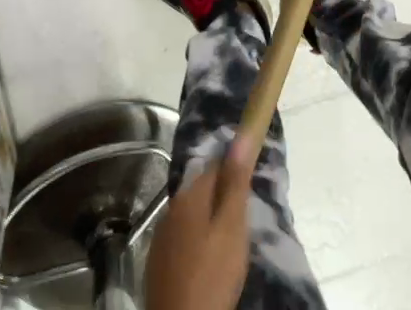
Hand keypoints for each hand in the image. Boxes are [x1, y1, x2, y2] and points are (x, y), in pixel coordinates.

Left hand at [145, 138, 255, 309]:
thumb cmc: (213, 272)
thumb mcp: (232, 227)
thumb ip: (236, 183)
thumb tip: (241, 136)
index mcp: (188, 197)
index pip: (214, 165)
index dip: (234, 168)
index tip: (251, 180)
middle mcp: (170, 209)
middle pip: (201, 189)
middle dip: (222, 195)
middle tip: (245, 215)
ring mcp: (161, 236)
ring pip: (191, 214)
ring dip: (209, 217)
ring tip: (230, 237)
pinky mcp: (159, 260)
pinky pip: (183, 237)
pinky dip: (198, 239)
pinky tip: (209, 257)